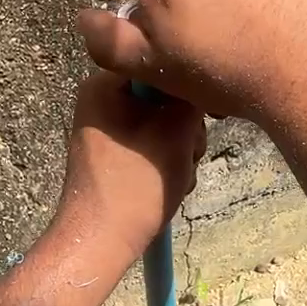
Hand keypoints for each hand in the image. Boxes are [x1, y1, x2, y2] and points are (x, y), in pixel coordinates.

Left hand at [55, 70, 206, 256]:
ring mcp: (106, 127)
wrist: (100, 242)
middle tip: (189, 151)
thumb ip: (192, 96)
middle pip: (163, 95)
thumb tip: (201, 80)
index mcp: (103, 84)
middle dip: (185, 125)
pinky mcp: (113, 152)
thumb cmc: (135, 185)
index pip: (158, 62)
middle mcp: (100, 98)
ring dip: (181, 147)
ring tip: (180, 173)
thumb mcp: (175, 133)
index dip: (187, 84)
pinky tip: (171, 183)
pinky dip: (166, 160)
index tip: (206, 110)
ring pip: (162, 122)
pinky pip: (151, 142)